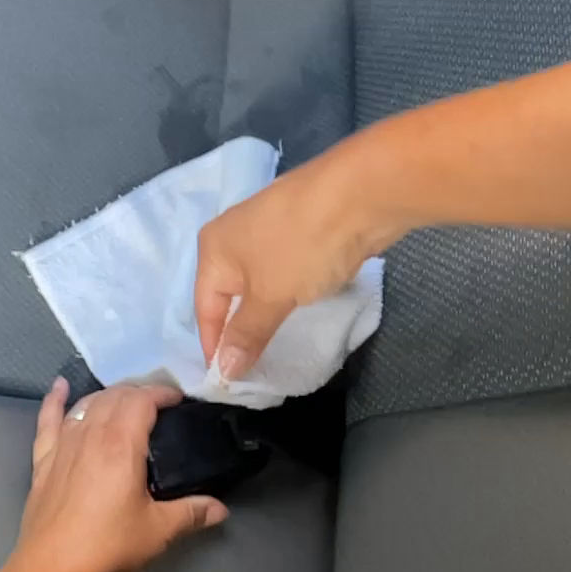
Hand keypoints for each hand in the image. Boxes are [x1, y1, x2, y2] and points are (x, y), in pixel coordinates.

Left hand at [6, 379, 229, 571]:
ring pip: (86, 404)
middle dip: (139, 391)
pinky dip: (54, 401)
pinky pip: (48, 421)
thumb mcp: (157, 531)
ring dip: (107, 395)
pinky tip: (60, 387)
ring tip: (124, 398)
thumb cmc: (106, 547)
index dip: (161, 393)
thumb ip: (190, 514)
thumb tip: (219, 510)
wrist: (51, 570)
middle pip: (114, 396)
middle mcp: (90, 436)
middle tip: (158, 403)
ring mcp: (63, 446)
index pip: (142, 400)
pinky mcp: (43, 462)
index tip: (178, 399)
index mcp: (120, 445)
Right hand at [195, 150, 408, 378]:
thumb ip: (246, 335)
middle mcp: (233, 234)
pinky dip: (287, 292)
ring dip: (265, 312)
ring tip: (274, 344)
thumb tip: (224, 370)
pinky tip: (299, 308)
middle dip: (239, 330)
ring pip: (258, 282)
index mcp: (213, 248)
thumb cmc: (303, 244)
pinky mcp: (300, 227)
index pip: (205, 308)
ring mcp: (268, 227)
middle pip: (229, 294)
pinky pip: (283, 270)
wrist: (365, 191)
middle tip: (250, 367)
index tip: (226, 379)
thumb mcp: (270, 297)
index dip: (215, 345)